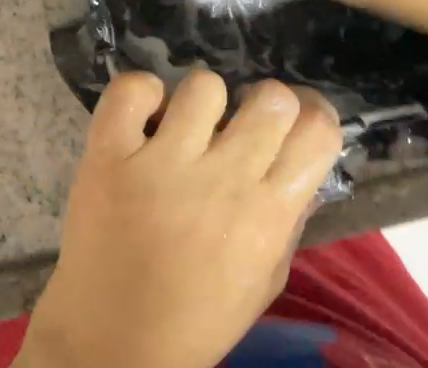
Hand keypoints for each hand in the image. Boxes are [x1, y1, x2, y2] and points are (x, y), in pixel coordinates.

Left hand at [19, 70, 342, 367]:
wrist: (113, 342)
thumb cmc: (197, 316)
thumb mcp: (265, 279)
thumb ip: (288, 218)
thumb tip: (303, 163)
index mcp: (268, 212)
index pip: (318, 128)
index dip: (310, 113)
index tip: (291, 121)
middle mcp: (223, 178)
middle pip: (270, 97)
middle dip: (259, 104)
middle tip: (235, 129)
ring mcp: (162, 161)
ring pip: (203, 85)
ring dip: (197, 102)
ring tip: (182, 130)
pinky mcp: (109, 153)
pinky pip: (133, 88)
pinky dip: (140, 93)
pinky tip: (142, 121)